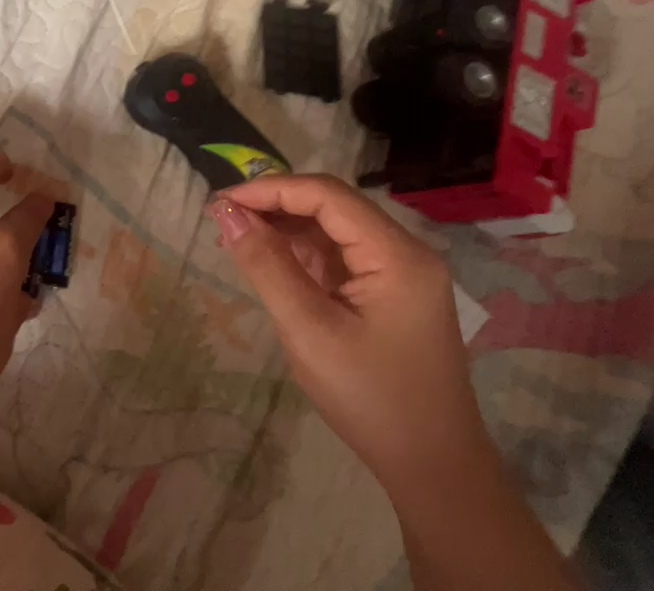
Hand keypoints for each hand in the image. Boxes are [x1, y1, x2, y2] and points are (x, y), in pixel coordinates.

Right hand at [209, 174, 492, 492]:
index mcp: (397, 255)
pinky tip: (267, 261)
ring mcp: (398, 275)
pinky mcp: (387, 294)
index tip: (220, 203)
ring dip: (283, 227)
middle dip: (274, 205)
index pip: (327, 195)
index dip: (270, 189)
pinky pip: (338, 256)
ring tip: (235, 238)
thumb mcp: (308, 329)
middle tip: (221, 219)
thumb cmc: (370, 397)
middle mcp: (404, 253)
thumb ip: (266, 265)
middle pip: (332, 206)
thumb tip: (226, 213)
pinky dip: (299, 253)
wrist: (433, 465)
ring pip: (332, 230)